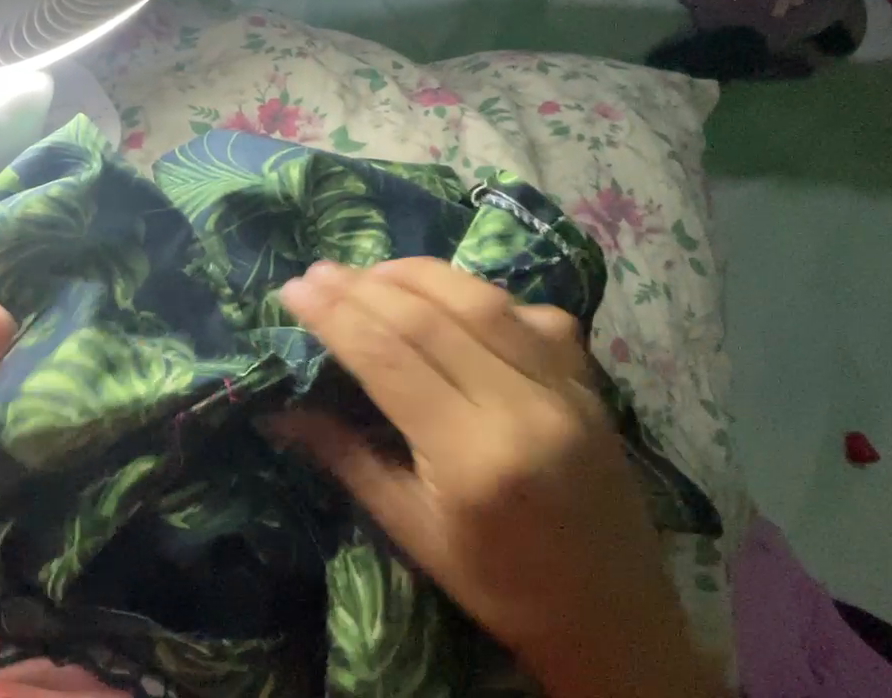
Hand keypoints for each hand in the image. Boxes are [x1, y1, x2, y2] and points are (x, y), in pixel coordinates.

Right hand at [273, 260, 723, 697]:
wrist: (614, 619)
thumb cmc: (496, 584)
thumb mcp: (408, 528)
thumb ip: (343, 456)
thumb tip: (277, 409)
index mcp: (473, 457)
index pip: (387, 358)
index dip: (334, 316)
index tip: (291, 289)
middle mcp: (524, 410)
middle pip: (429, 319)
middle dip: (362, 287)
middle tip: (318, 271)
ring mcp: (566, 391)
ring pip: (482, 301)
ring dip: (417, 275)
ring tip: (370, 271)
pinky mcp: (590, 384)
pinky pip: (531, 314)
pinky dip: (479, 294)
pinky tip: (446, 296)